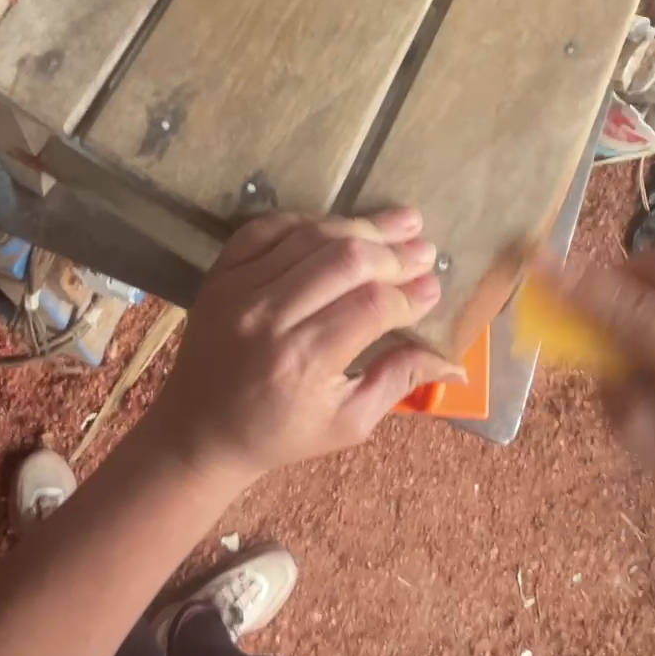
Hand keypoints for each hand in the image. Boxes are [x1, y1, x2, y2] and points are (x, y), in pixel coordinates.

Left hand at [139, 209, 461, 484]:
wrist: (199, 430)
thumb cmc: (279, 434)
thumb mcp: (347, 424)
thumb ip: (398, 382)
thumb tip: (455, 363)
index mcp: (303, 362)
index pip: (371, 307)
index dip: (410, 294)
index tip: (433, 289)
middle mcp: (269, 318)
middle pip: (345, 260)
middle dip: (394, 253)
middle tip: (425, 250)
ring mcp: (239, 289)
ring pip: (311, 235)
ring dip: (361, 227)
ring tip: (401, 223)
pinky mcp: (220, 273)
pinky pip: (268, 228)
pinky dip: (308, 221)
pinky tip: (339, 224)